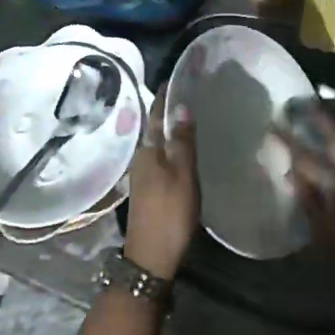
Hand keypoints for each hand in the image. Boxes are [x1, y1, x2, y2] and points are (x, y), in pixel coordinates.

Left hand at [125, 100, 198, 278]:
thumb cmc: (170, 213)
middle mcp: (142, 158)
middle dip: (170, 109)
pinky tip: (186, 149)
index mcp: (148, 151)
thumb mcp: (183, 175)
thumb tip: (181, 106)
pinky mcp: (149, 188)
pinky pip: (162, 157)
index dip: (166, 96)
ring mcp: (144, 175)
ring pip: (159, 143)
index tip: (179, 76)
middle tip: (192, 92)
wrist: (151, 257)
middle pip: (156, 127)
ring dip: (172, 129)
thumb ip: (183, 142)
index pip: (157, 114)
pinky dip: (173, 146)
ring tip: (193, 116)